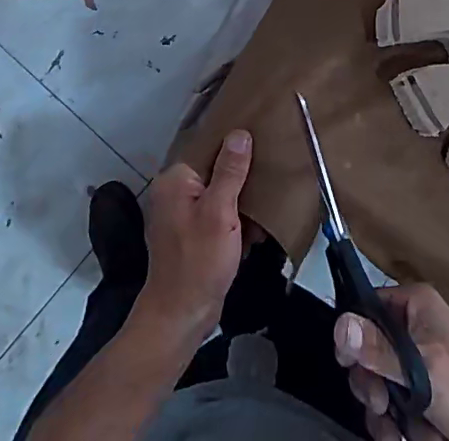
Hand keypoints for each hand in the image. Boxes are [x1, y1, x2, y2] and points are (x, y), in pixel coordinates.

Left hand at [131, 130, 251, 344]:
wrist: (182, 315)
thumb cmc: (199, 261)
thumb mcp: (219, 212)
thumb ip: (229, 171)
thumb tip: (239, 133)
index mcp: (175, 180)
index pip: (207, 145)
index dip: (235, 140)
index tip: (263, 132)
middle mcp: (175, 192)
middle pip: (215, 166)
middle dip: (243, 168)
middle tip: (273, 159)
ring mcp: (184, 213)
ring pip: (221, 189)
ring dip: (244, 193)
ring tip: (271, 185)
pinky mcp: (195, 231)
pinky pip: (221, 209)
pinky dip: (238, 213)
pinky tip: (257, 219)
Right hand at [335, 285, 448, 440]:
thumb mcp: (423, 369)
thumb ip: (381, 351)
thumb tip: (343, 325)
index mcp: (419, 305)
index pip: (368, 305)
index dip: (353, 334)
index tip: (350, 362)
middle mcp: (415, 329)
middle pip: (366, 351)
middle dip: (370, 383)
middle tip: (383, 400)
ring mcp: (415, 364)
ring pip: (373, 384)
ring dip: (381, 412)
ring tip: (401, 426)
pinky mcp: (416, 394)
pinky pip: (386, 408)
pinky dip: (390, 425)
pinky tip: (404, 434)